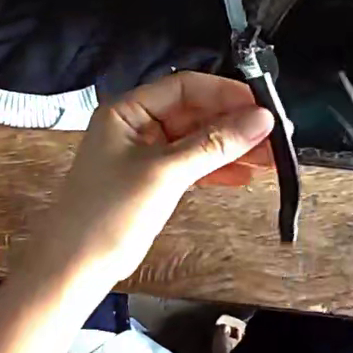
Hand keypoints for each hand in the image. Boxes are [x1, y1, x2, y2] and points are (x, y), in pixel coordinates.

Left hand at [18, 71, 274, 285]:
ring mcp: (143, 155)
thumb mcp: (164, 173)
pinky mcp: (151, 181)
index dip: (225, 94)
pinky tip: (244, 175)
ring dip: (231, 148)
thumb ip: (213, 144)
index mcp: (127, 111)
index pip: (184, 87)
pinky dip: (216, 169)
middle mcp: (134, 126)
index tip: (264, 108)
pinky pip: (190, 165)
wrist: (76, 265)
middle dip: (234, 124)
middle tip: (276, 138)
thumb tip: (262, 119)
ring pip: (196, 140)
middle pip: (194, 113)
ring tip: (271, 160)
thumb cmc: (108, 212)